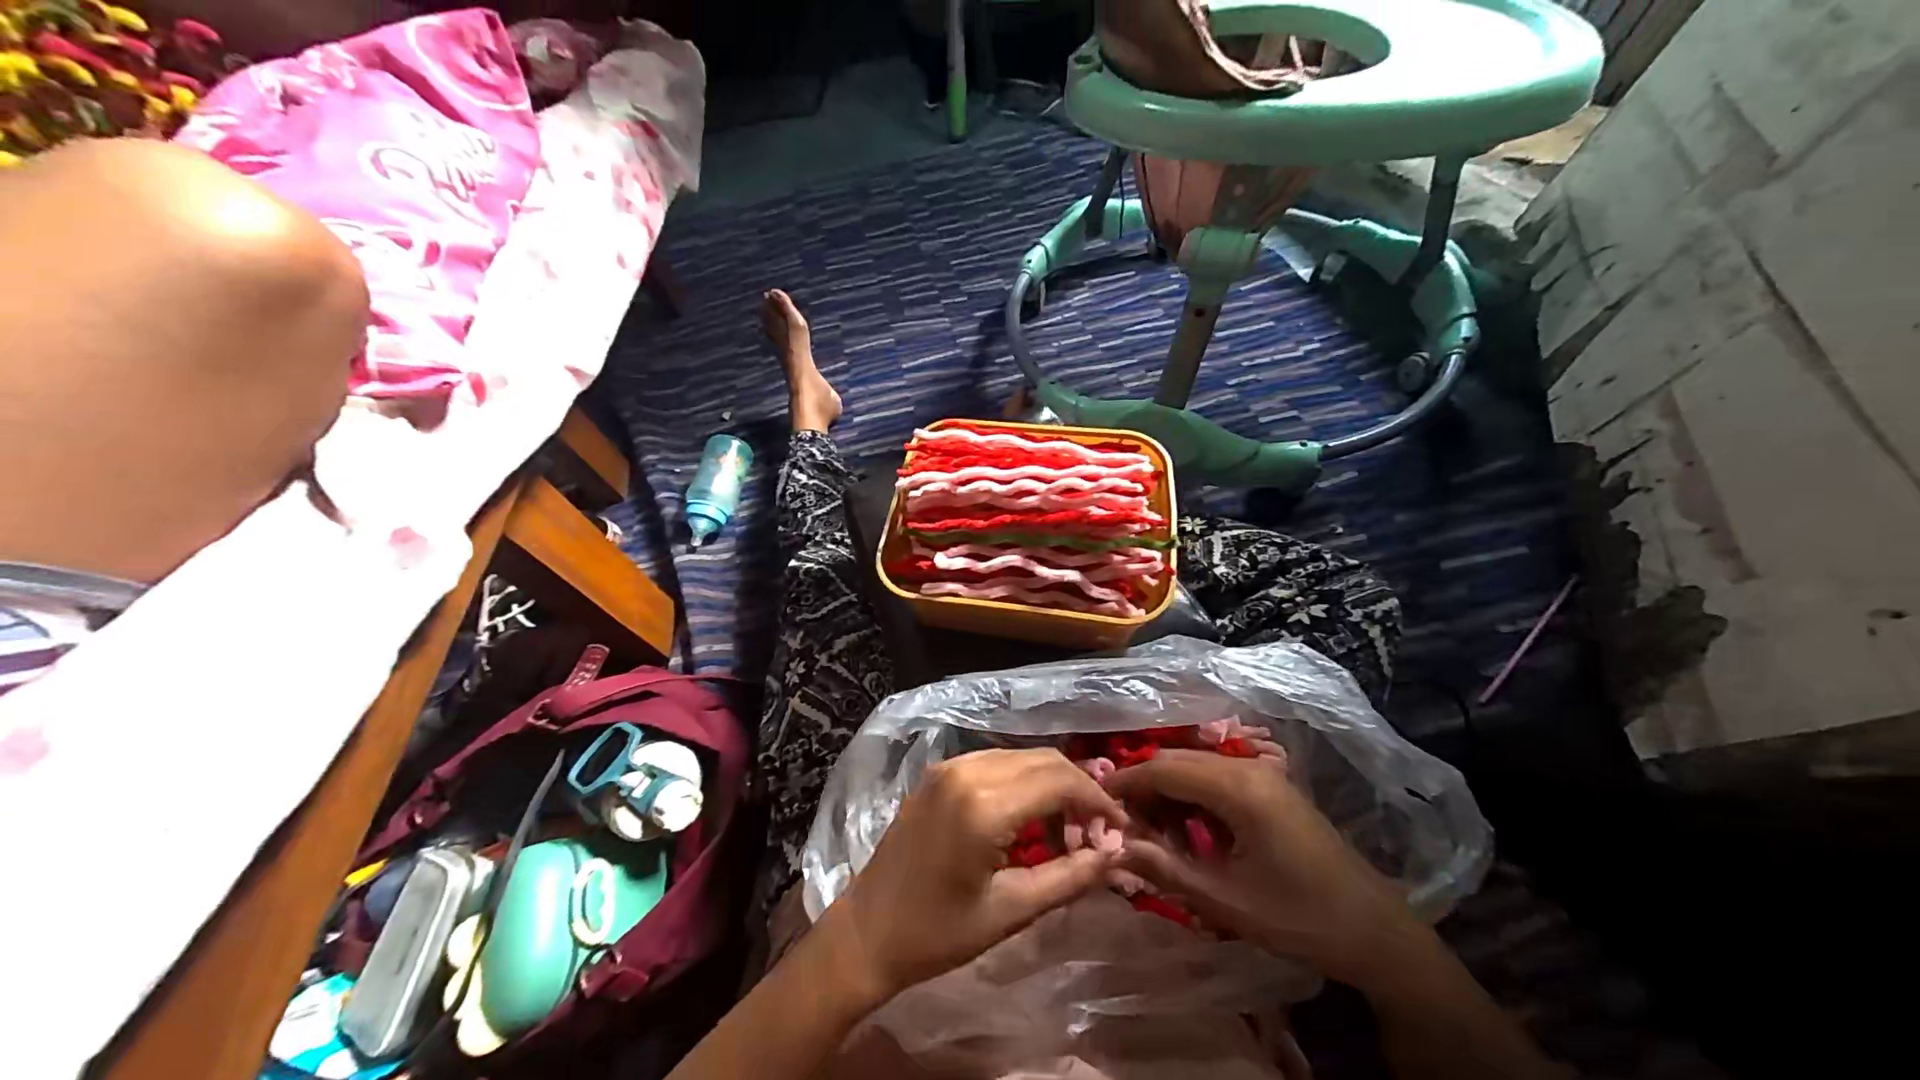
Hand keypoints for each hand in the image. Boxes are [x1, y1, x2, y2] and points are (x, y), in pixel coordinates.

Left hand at [828, 748, 1129, 997]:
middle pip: (1044, 761)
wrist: (867, 932)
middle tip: (1097, 833)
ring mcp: (948, 767)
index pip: (1061, 781)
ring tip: (1066, 832)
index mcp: (984, 804)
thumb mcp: (1011, 911)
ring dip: (1051, 786)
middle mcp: (967, 771)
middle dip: (1079, 791)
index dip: (1098, 801)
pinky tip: (1029, 818)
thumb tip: (1115, 853)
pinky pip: (995, 763)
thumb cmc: (938, 932)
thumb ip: (1069, 877)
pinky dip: (1022, 783)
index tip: (1119, 830)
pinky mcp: (938, 773)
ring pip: (1021, 758)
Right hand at [1104, 749, 1422, 984]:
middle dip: (1143, 786)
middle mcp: (1248, 767)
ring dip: (1167, 790)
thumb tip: (1113, 848)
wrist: (1375, 930)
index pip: (1162, 769)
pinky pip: (1217, 776)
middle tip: (1123, 823)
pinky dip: (1192, 794)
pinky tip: (1186, 827)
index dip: (1125, 785)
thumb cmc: (1299, 917)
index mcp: (1237, 788)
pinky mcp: (1272, 786)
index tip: (1099, 807)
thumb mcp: (1224, 900)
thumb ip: (1163, 869)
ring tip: (1151, 830)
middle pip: (1176, 760)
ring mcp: (1264, 773)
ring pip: (1195, 766)